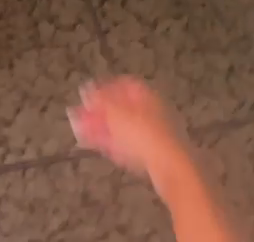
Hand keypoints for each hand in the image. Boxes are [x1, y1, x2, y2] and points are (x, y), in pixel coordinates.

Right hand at [67, 77, 192, 178]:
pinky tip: (98, 146)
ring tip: (83, 131)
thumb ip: (99, 99)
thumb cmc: (143, 133)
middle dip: (100, 111)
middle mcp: (154, 110)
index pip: (122, 84)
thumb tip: (86, 89)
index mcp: (147, 94)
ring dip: (103, 128)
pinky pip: (130, 144)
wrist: (171, 169)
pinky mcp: (156, 154)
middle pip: (122, 107)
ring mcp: (156, 133)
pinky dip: (113, 143)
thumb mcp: (115, 112)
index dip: (103, 88)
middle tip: (82, 115)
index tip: (87, 95)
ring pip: (124, 127)